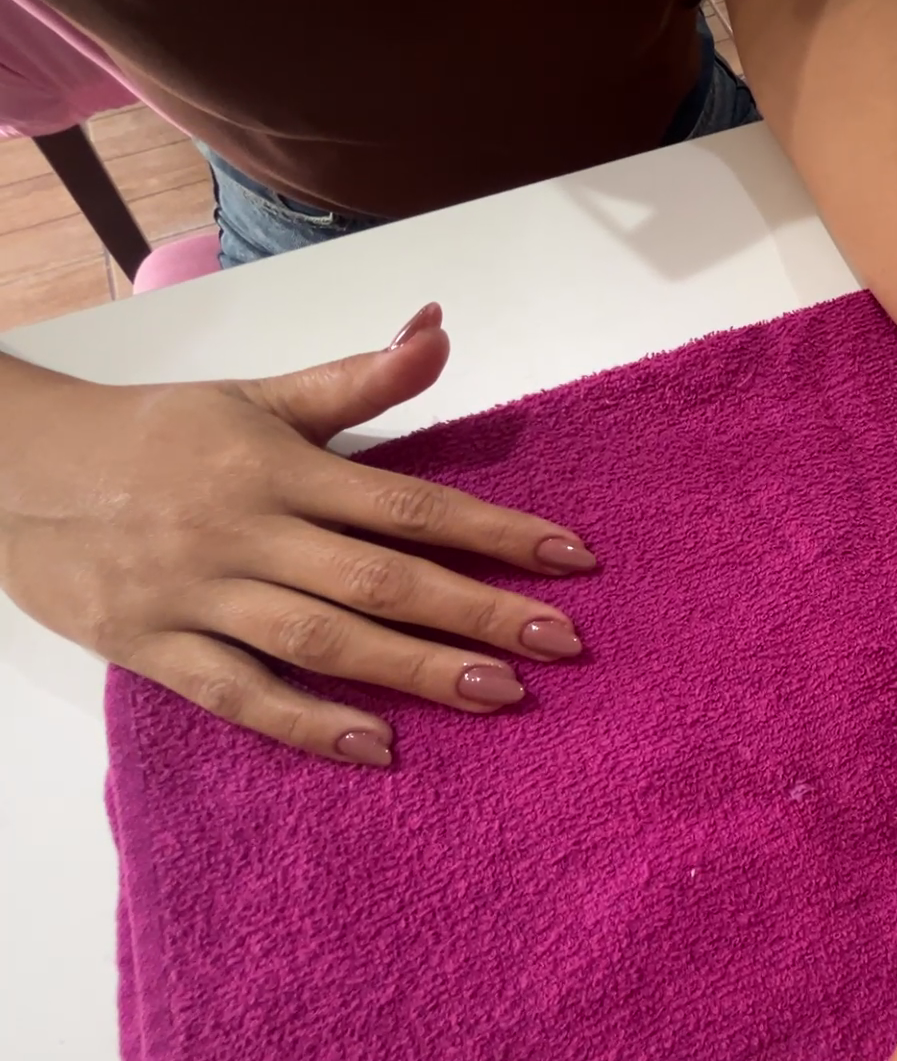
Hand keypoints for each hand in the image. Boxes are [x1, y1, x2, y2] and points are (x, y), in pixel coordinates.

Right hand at [0, 304, 595, 765]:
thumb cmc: (164, 432)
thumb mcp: (266, 398)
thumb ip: (363, 378)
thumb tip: (441, 328)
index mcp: (287, 470)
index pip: (416, 507)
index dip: (500, 532)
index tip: (574, 557)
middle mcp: (248, 532)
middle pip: (385, 581)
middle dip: (481, 612)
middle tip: (563, 641)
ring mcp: (194, 594)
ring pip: (322, 641)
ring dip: (417, 670)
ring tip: (502, 692)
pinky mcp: (145, 646)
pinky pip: (233, 694)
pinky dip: (304, 724)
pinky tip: (379, 747)